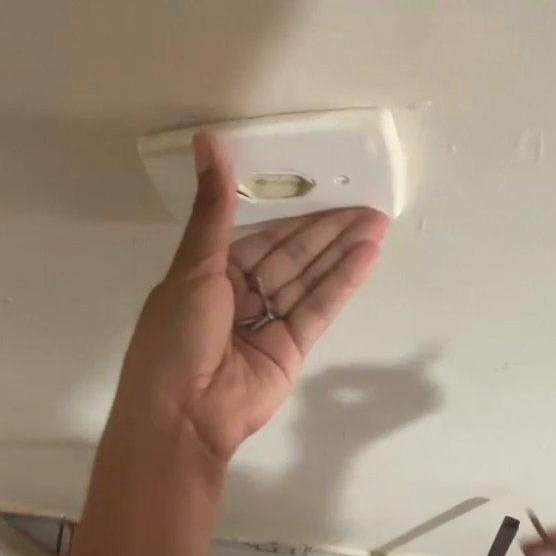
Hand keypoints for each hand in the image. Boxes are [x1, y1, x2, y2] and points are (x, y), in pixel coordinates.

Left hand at [111, 133, 388, 463]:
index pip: (259, 239)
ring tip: (378, 222)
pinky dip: (340, 284)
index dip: (293, 215)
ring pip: (306, 282)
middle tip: (369, 202)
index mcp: (209, 279)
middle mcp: (238, 301)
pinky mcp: (289, 353)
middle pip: (289, 258)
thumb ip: (214, 210)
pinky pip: (316, 311)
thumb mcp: (193, 267)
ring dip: (340, 253)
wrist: (182, 413)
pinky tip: (367, 256)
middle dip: (326, 231)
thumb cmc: (176, 336)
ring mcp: (265, 328)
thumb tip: (207, 142)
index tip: (328, 187)